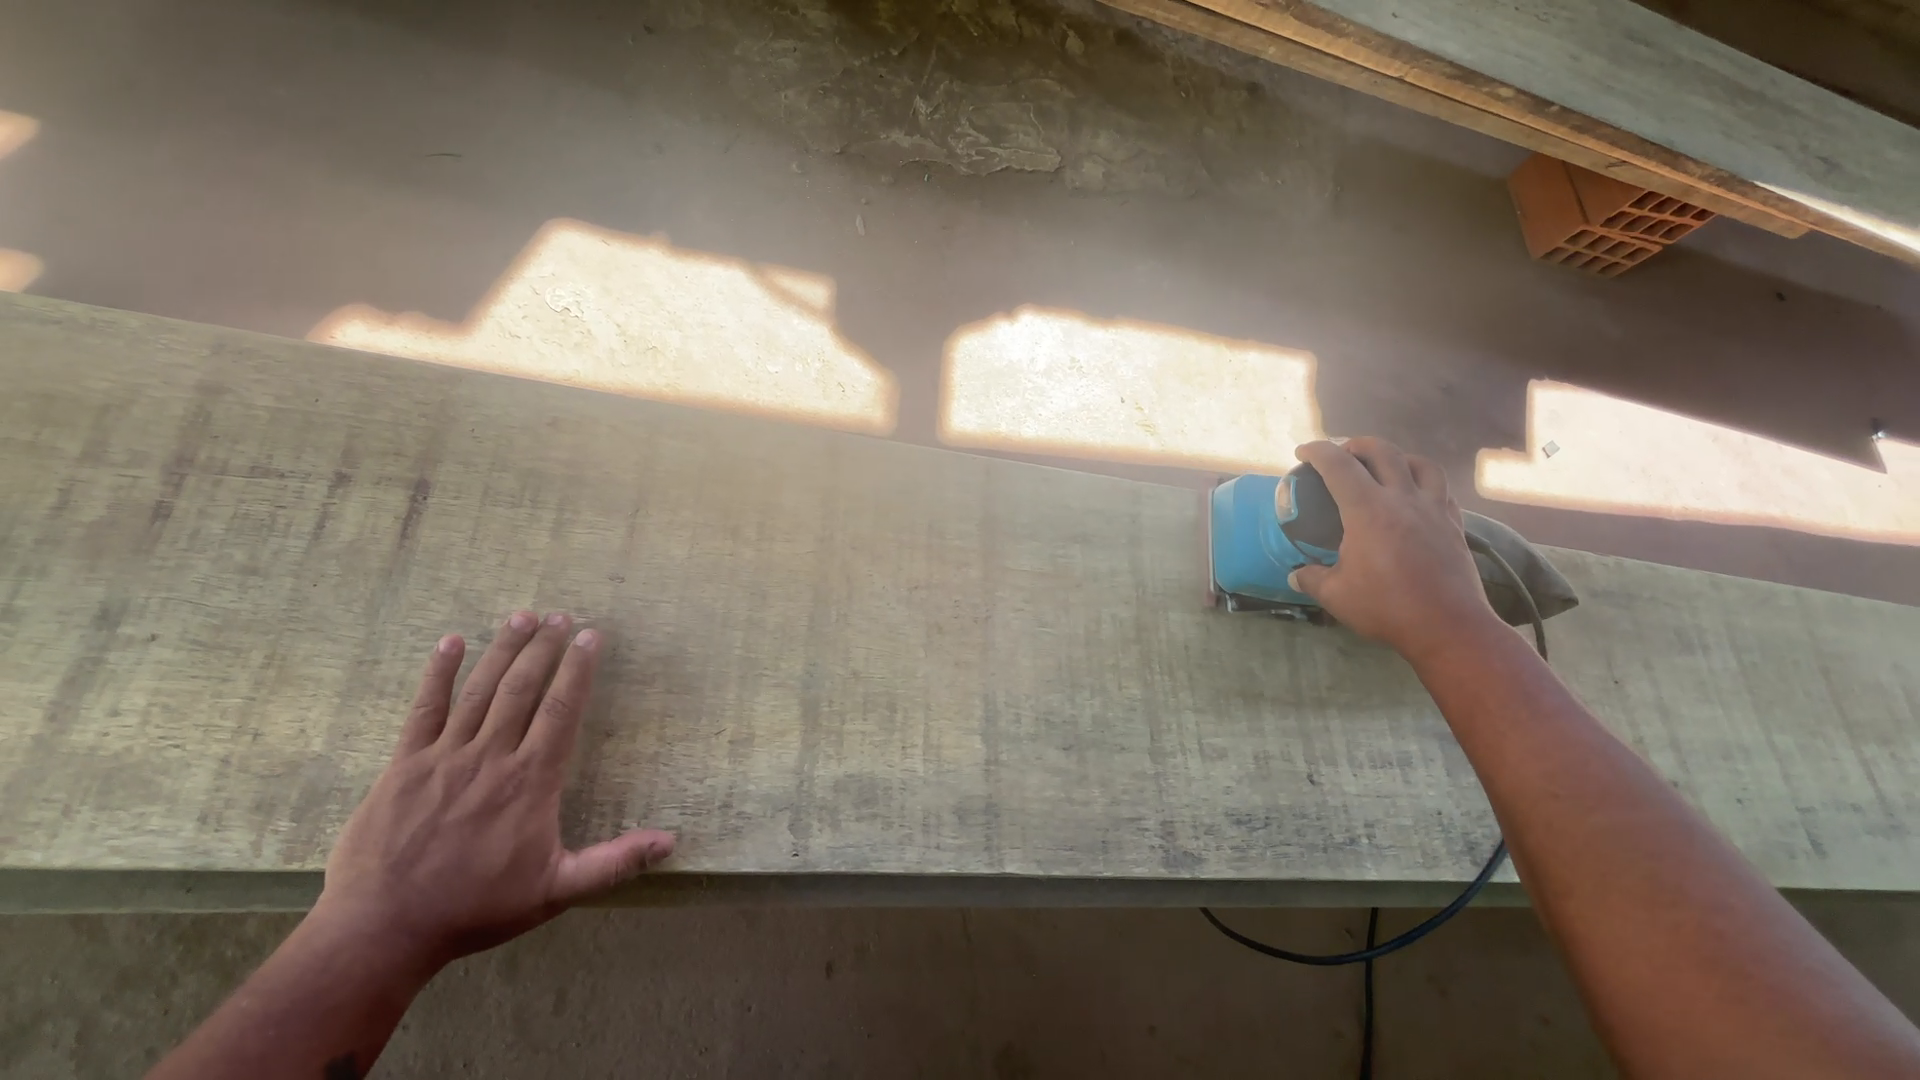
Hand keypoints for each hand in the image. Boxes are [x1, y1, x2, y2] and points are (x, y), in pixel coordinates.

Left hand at [314, 611, 674, 969]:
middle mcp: (492, 757)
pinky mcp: (403, 765)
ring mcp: (444, 757)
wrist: (382, 929)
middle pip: (522, 688)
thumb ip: (614, 862)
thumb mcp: (556, 890)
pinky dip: (438, 673)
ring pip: (480, 690)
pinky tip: (451, 642)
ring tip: (522, 616)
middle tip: (561, 616)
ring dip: (503, 649)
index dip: (578, 669)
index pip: (561, 710)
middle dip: (544, 647)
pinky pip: (424, 709)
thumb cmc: (476, 908)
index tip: (591, 636)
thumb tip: (671, 841)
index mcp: (531, 781)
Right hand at [1288, 438, 1499, 659]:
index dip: (1318, 451)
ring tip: (1384, 467)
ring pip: (1421, 463)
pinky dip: (1424, 482)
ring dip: (1398, 457)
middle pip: (1382, 452)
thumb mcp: (1335, 595)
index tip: (1303, 452)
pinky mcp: (1454, 524)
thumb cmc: (1386, 607)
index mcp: (1367, 510)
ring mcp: (1434, 509)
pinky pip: (1441, 489)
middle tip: (1342, 454)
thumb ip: (1311, 578)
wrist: (1448, 627)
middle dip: (1357, 445)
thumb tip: (1296, 573)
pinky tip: (1415, 497)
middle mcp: (1403, 499)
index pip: (1338, 465)